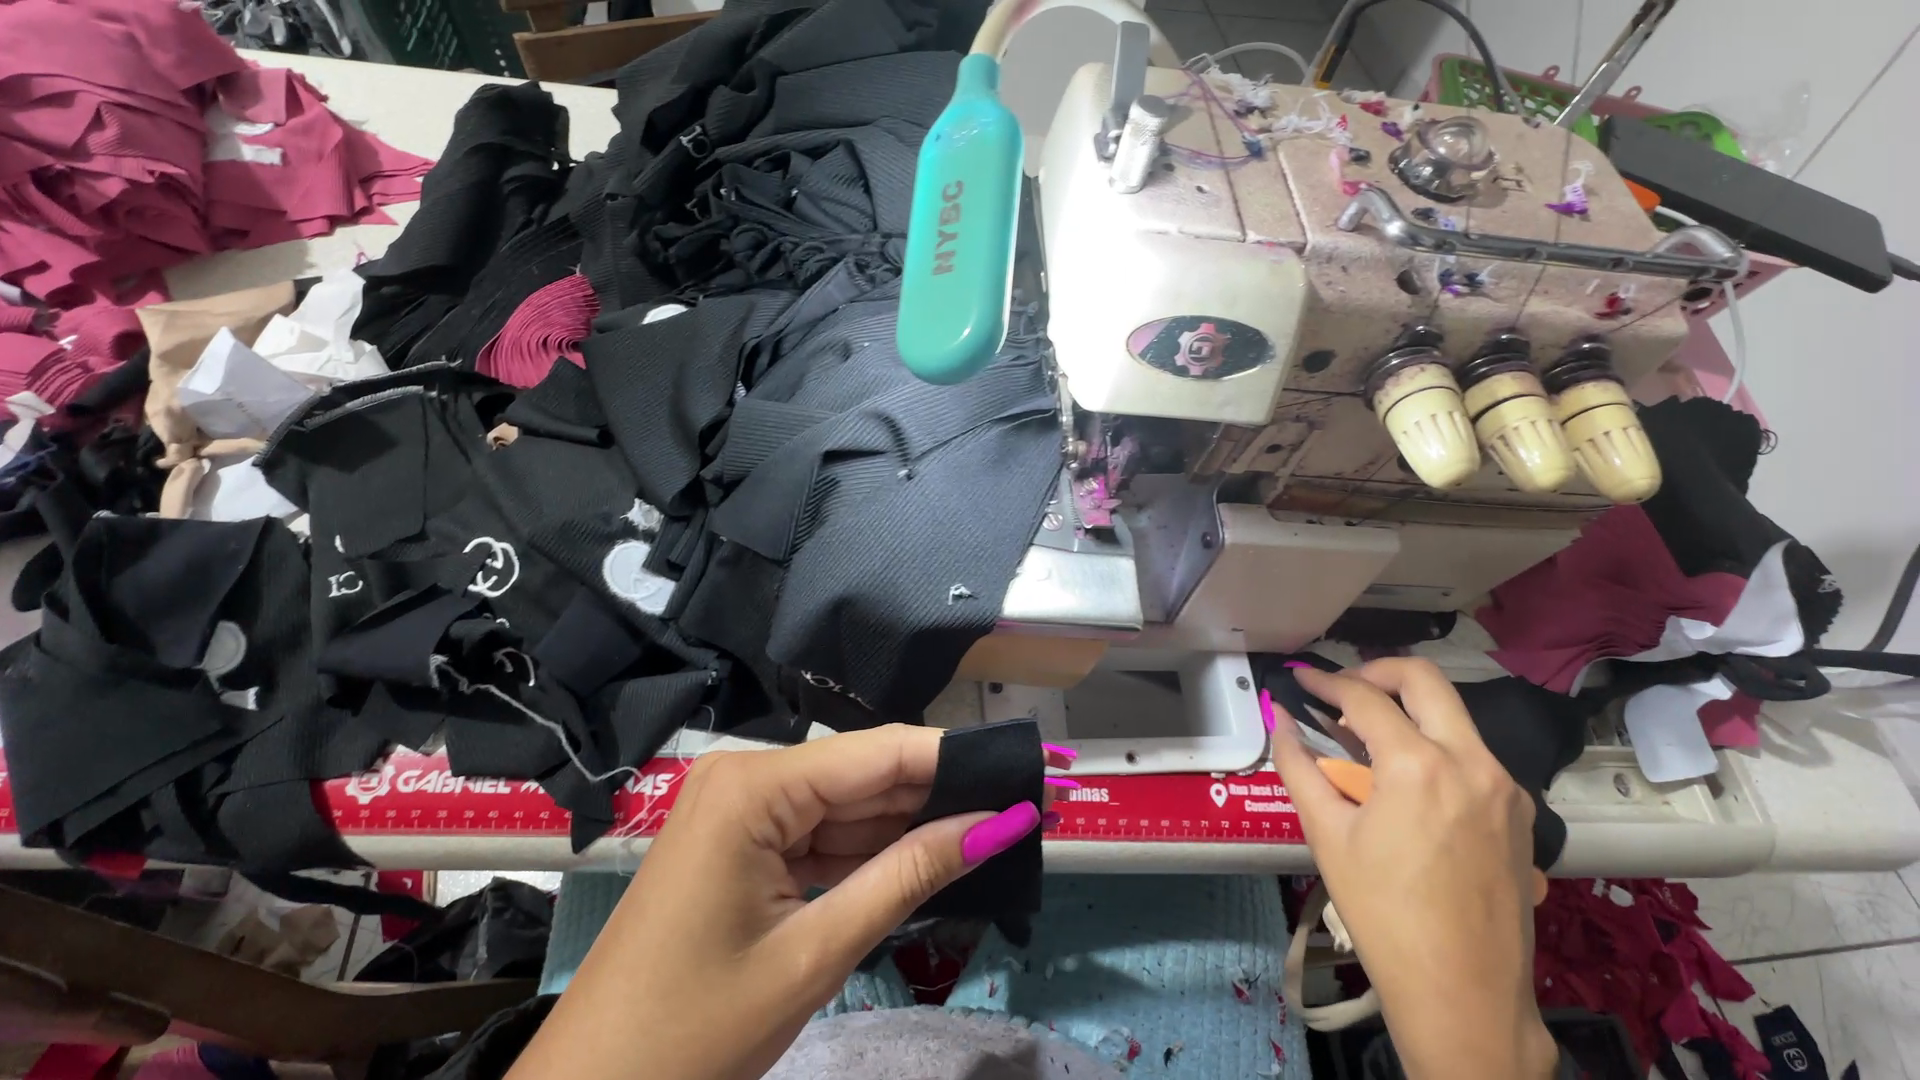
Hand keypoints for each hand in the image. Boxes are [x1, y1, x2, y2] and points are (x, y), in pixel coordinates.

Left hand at [506, 724, 1054, 1079]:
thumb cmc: (698, 1028)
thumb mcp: (818, 950)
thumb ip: (911, 875)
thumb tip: (999, 823)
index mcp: (756, 785)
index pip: (881, 753)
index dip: (958, 761)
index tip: (1026, 774)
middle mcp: (746, 776)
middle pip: (864, 774)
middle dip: (938, 797)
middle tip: (1019, 814)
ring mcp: (738, 808)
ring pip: (845, 806)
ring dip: (907, 828)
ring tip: (987, 837)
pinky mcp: (737, 842)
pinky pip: (817, 834)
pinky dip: (865, 854)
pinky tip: (922, 863)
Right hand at [1270, 660, 1556, 1078]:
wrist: (1462, 991)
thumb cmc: (1382, 913)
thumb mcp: (1327, 835)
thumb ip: (1298, 765)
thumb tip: (1278, 718)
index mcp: (1418, 765)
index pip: (1365, 697)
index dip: (1325, 681)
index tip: (1301, 679)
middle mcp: (1472, 761)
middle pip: (1425, 679)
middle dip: (1376, 671)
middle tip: (1341, 689)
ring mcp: (1505, 786)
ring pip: (1454, 716)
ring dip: (1408, 710)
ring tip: (1366, 739)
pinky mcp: (1520, 812)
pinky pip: (1473, 755)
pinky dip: (1435, 747)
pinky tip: (1407, 782)